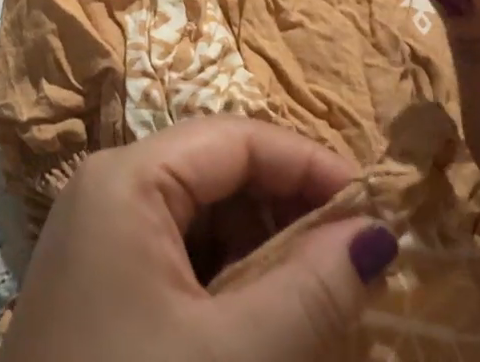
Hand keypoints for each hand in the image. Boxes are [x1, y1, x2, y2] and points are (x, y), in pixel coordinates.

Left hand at [0, 116, 400, 361]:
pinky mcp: (101, 282)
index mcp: (127, 179)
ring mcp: (99, 237)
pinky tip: (268, 313)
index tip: (379, 209)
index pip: (236, 139)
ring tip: (323, 289)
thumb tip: (376, 233)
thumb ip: (313, 288)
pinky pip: (179, 255)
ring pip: (201, 215)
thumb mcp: (237, 353)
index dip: (310, 164)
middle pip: (217, 171)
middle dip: (290, 208)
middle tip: (358, 257)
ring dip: (264, 247)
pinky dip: (230, 277)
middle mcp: (108, 190)